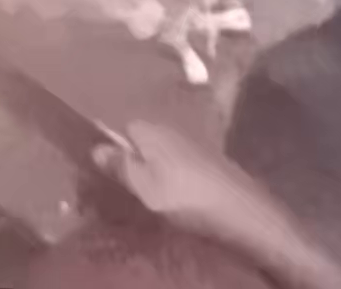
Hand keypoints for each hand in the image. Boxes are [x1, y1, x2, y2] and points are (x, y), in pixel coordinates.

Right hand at [95, 120, 253, 238]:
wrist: (244, 212)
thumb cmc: (186, 197)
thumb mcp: (144, 188)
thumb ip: (120, 166)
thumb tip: (95, 147)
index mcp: (149, 129)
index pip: (124, 127)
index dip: (117, 148)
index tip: (114, 172)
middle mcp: (170, 127)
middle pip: (145, 138)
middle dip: (139, 156)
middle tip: (134, 187)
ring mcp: (193, 141)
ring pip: (166, 150)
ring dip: (161, 167)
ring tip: (157, 195)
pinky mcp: (211, 159)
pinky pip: (184, 161)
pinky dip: (180, 175)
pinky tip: (183, 196)